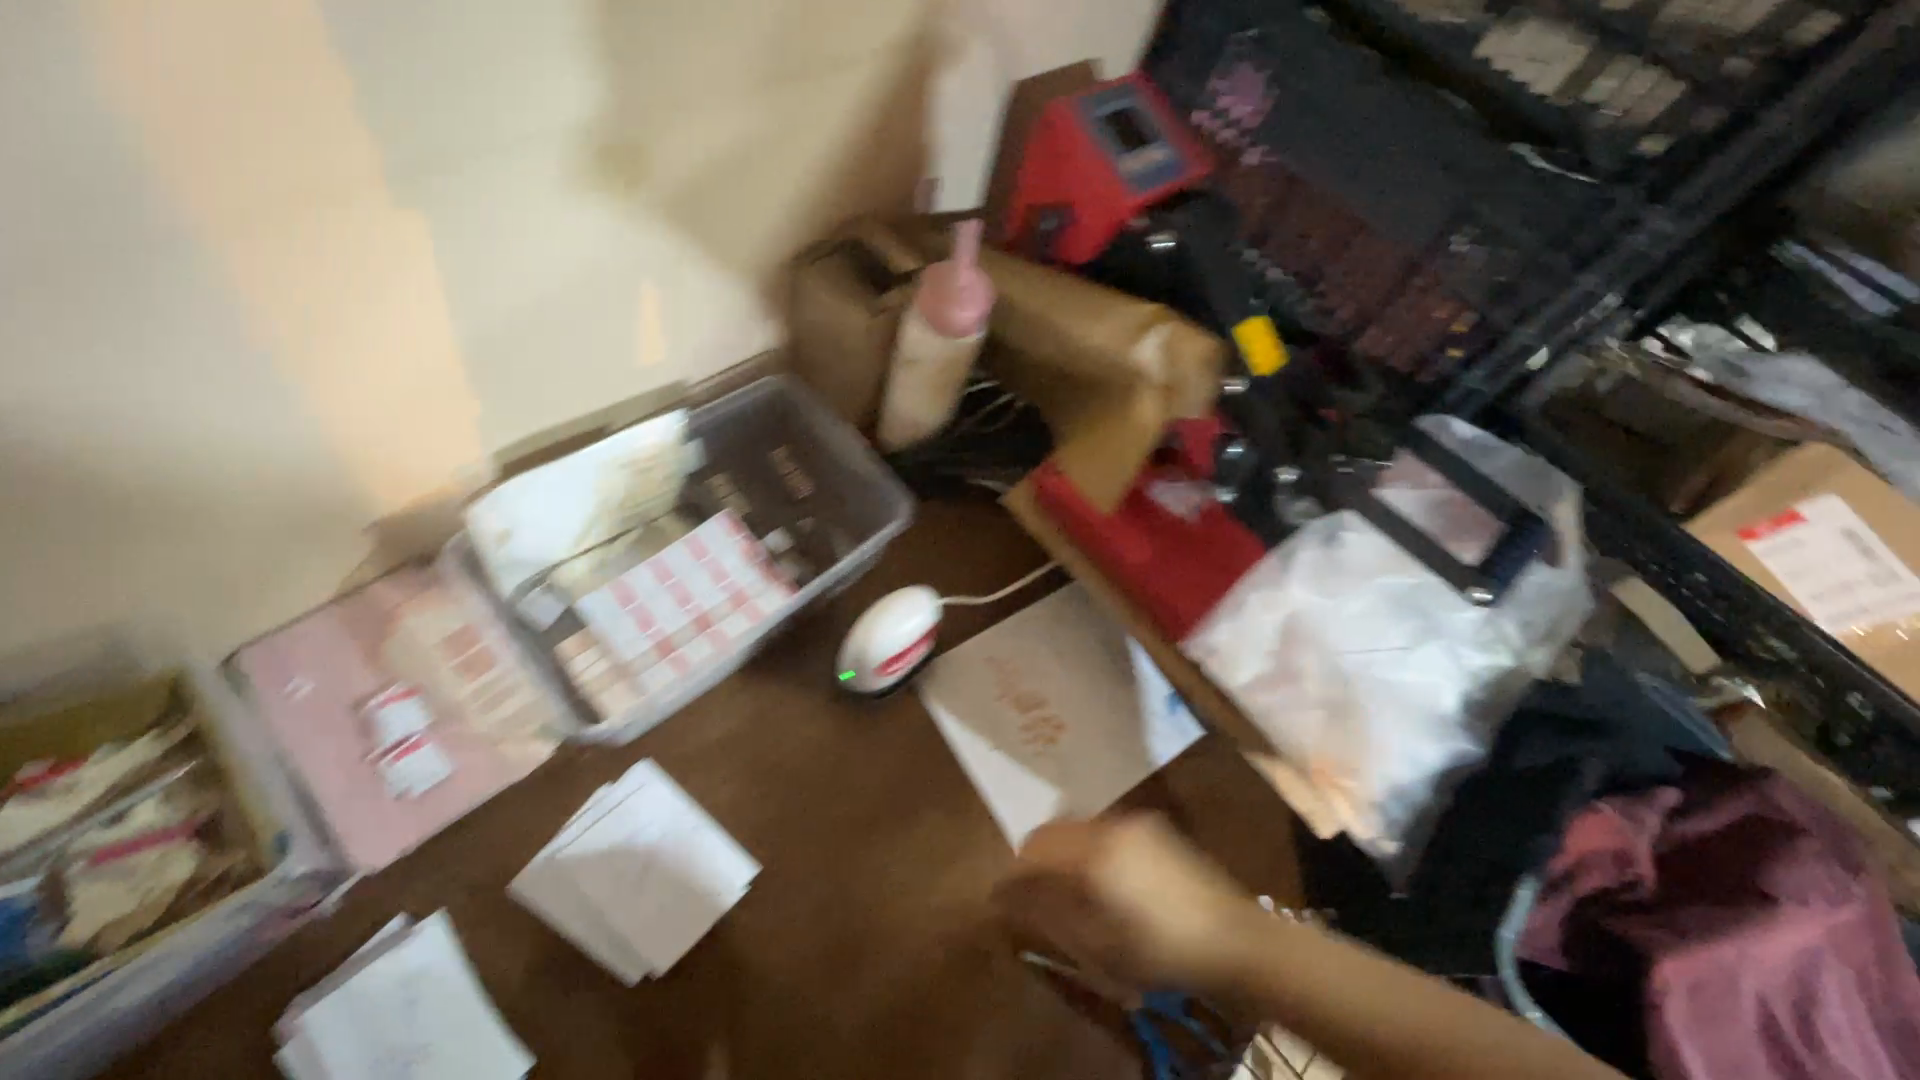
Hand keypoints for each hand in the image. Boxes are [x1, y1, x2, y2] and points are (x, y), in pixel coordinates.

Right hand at [994, 814, 1255, 991]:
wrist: (1235, 940)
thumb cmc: (1160, 951)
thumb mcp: (1096, 944)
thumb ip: (1046, 912)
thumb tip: (1004, 895)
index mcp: (1091, 853)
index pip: (1031, 849)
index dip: (1012, 875)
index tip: (1004, 902)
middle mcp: (1108, 826)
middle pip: (1052, 830)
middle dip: (1035, 861)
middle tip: (1032, 898)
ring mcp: (1134, 823)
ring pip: (1076, 827)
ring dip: (1061, 853)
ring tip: (1065, 892)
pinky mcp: (1154, 829)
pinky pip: (1102, 830)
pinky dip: (1087, 849)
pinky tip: (1099, 882)